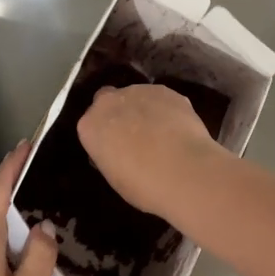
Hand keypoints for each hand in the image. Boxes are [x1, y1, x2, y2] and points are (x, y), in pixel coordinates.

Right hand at [77, 83, 226, 215]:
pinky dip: (166, 110)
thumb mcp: (115, 178)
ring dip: (144, 111)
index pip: (91, 126)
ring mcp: (138, 91)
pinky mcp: (165, 90)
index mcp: (89, 125)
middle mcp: (109, 101)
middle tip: (135, 137)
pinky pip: (161, 99)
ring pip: (136, 97)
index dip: (104, 137)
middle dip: (119, 114)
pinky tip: (179, 131)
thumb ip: (110, 155)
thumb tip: (119, 150)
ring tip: (163, 136)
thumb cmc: (144, 185)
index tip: (115, 151)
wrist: (184, 171)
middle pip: (110, 102)